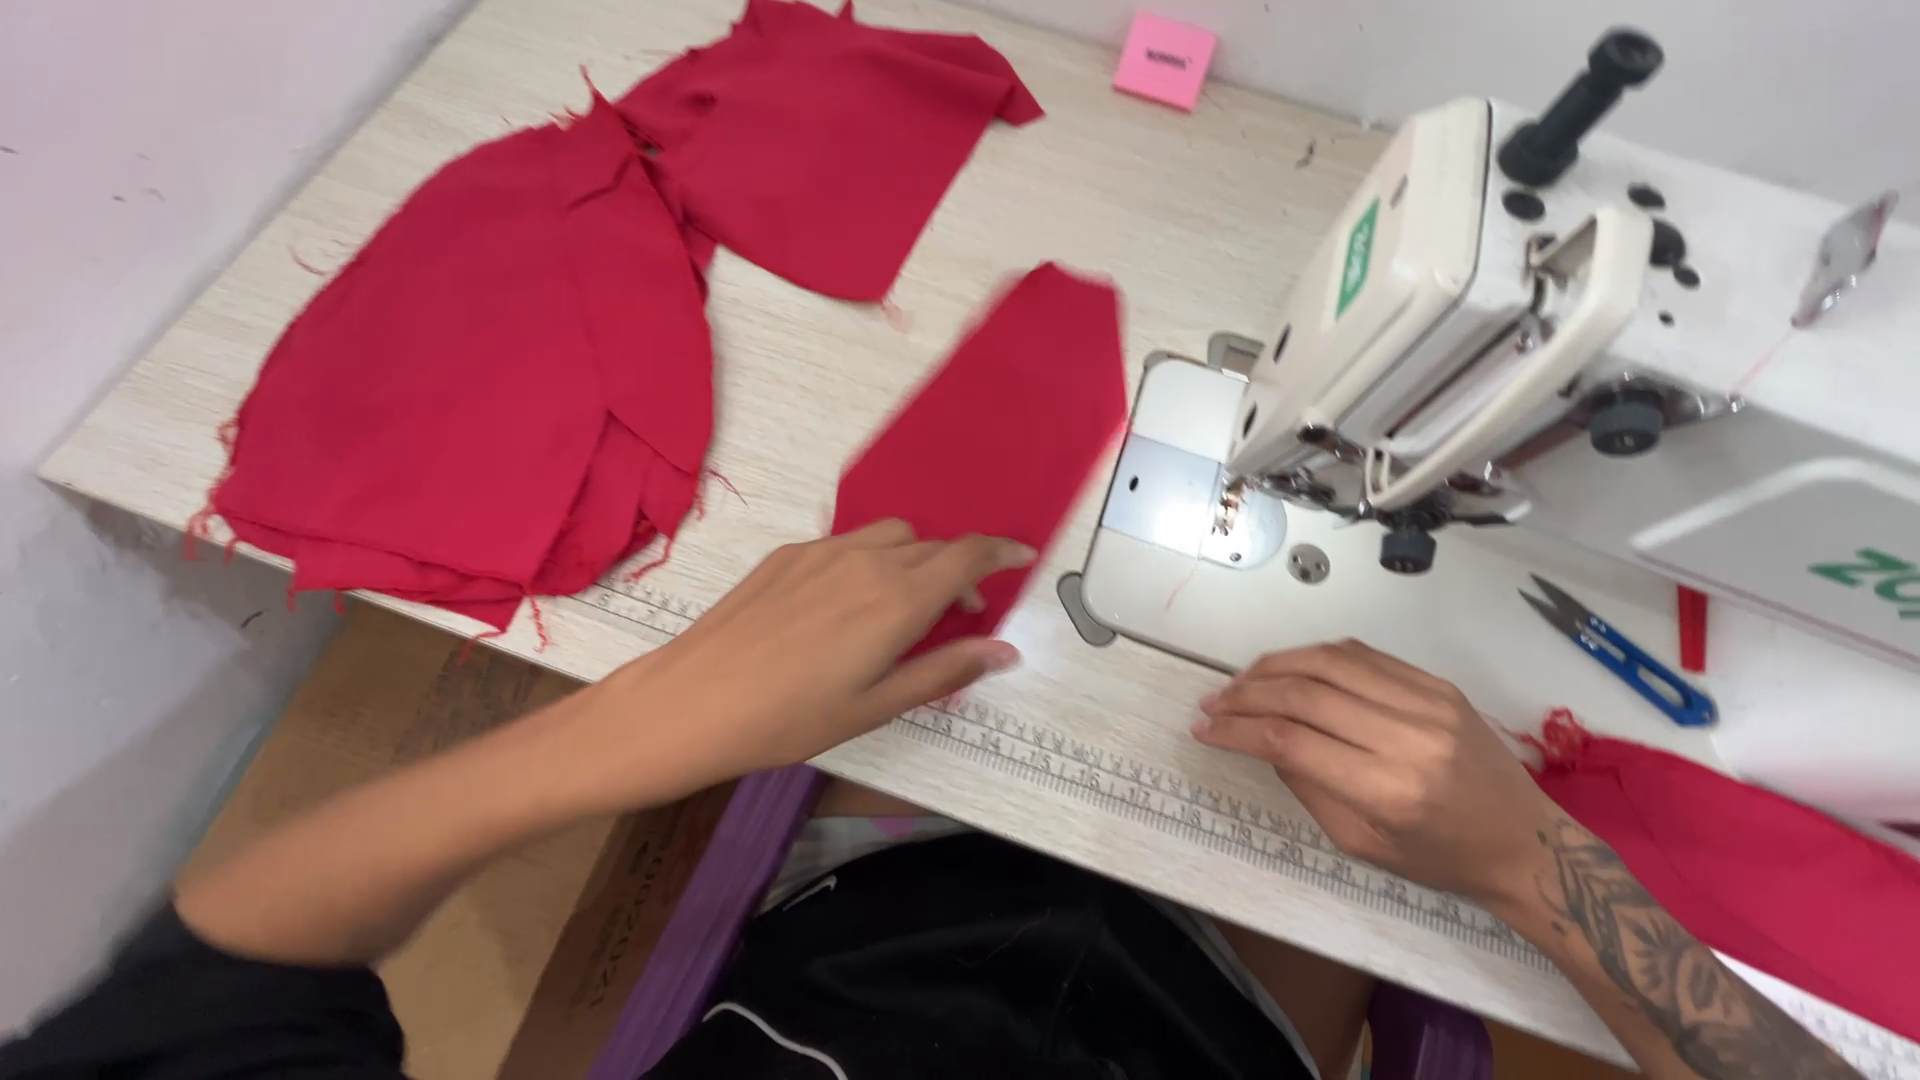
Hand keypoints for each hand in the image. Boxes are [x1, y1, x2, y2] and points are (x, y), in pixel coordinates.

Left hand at [566, 521, 1032, 810]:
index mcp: (898, 599)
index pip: (968, 555)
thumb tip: (1005, 651)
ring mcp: (824, 551)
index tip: (1021, 556)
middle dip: (959, 570)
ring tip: (904, 604)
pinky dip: (872, 558)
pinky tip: (847, 602)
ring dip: (916, 559)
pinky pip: (849, 541)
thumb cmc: (792, 718)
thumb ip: (946, 670)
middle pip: (934, 546)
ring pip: (892, 536)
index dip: (1002, 551)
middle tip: (959, 614)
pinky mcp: (788, 554)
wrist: (693, 700)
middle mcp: (867, 560)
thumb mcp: (878, 705)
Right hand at [1191, 640, 1558, 908]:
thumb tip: (1259, 737)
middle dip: (1244, 695)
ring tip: (1241, 681)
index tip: (1203, 727)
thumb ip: (1305, 785)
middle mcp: (1407, 737)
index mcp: (1387, 790)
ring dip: (1272, 666)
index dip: (1236, 729)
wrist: (1525, 842)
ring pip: (1327, 661)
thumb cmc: (1439, 857)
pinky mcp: (1436, 684)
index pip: (1289, 741)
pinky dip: (1313, 656)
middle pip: (1302, 694)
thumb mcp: (1358, 841)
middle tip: (1212, 702)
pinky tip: (1288, 668)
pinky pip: (1360, 654)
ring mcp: (1427, 702)